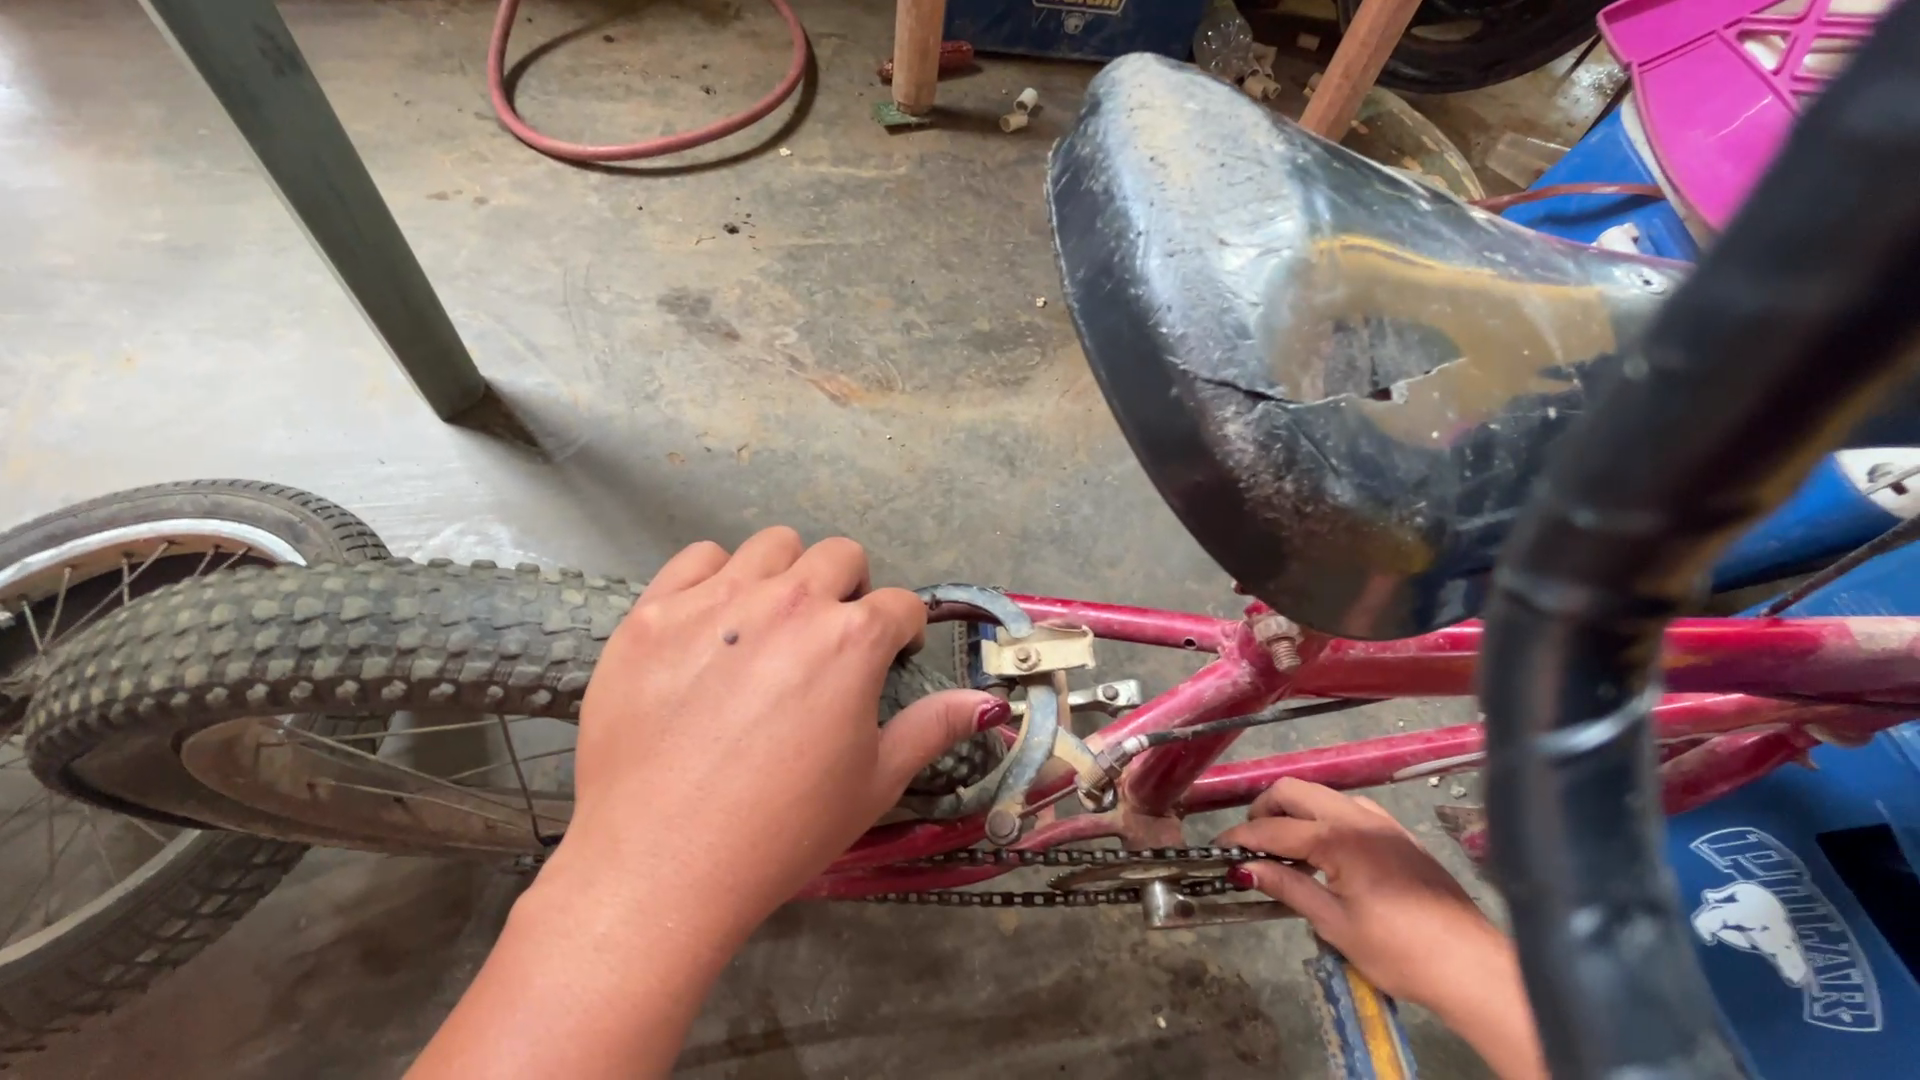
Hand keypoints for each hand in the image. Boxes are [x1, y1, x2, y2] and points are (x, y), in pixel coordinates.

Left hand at [557, 527, 1000, 935]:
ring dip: (788, 576)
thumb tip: (988, 702)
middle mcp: (790, 601)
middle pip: (840, 557)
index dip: (902, 634)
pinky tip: (713, 625)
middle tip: (831, 643)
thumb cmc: (783, 830)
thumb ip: (933, 728)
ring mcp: (717, 601)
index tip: (888, 661)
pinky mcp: (655, 611)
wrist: (661, 863)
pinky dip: (717, 578)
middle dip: (850, 592)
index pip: (901, 606)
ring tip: (771, 627)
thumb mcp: (874, 783)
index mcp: (851, 639)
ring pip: (772, 546)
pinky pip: (699, 558)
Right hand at [1219, 780, 1543, 1079]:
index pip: (1275, 827)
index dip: (1243, 836)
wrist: (1474, 967)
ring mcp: (1384, 823)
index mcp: (1339, 839)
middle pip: (1296, 790)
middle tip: (1251, 840)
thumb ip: (1289, 887)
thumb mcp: (1335, 924)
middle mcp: (1359, 818)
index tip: (1219, 847)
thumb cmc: (1400, 952)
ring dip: (1297, 811)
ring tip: (1285, 846)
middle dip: (1265, 808)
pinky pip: (1351, 809)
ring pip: (1325, 796)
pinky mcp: (1401, 836)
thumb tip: (1246, 869)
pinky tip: (1325, 851)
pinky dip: (1325, 818)